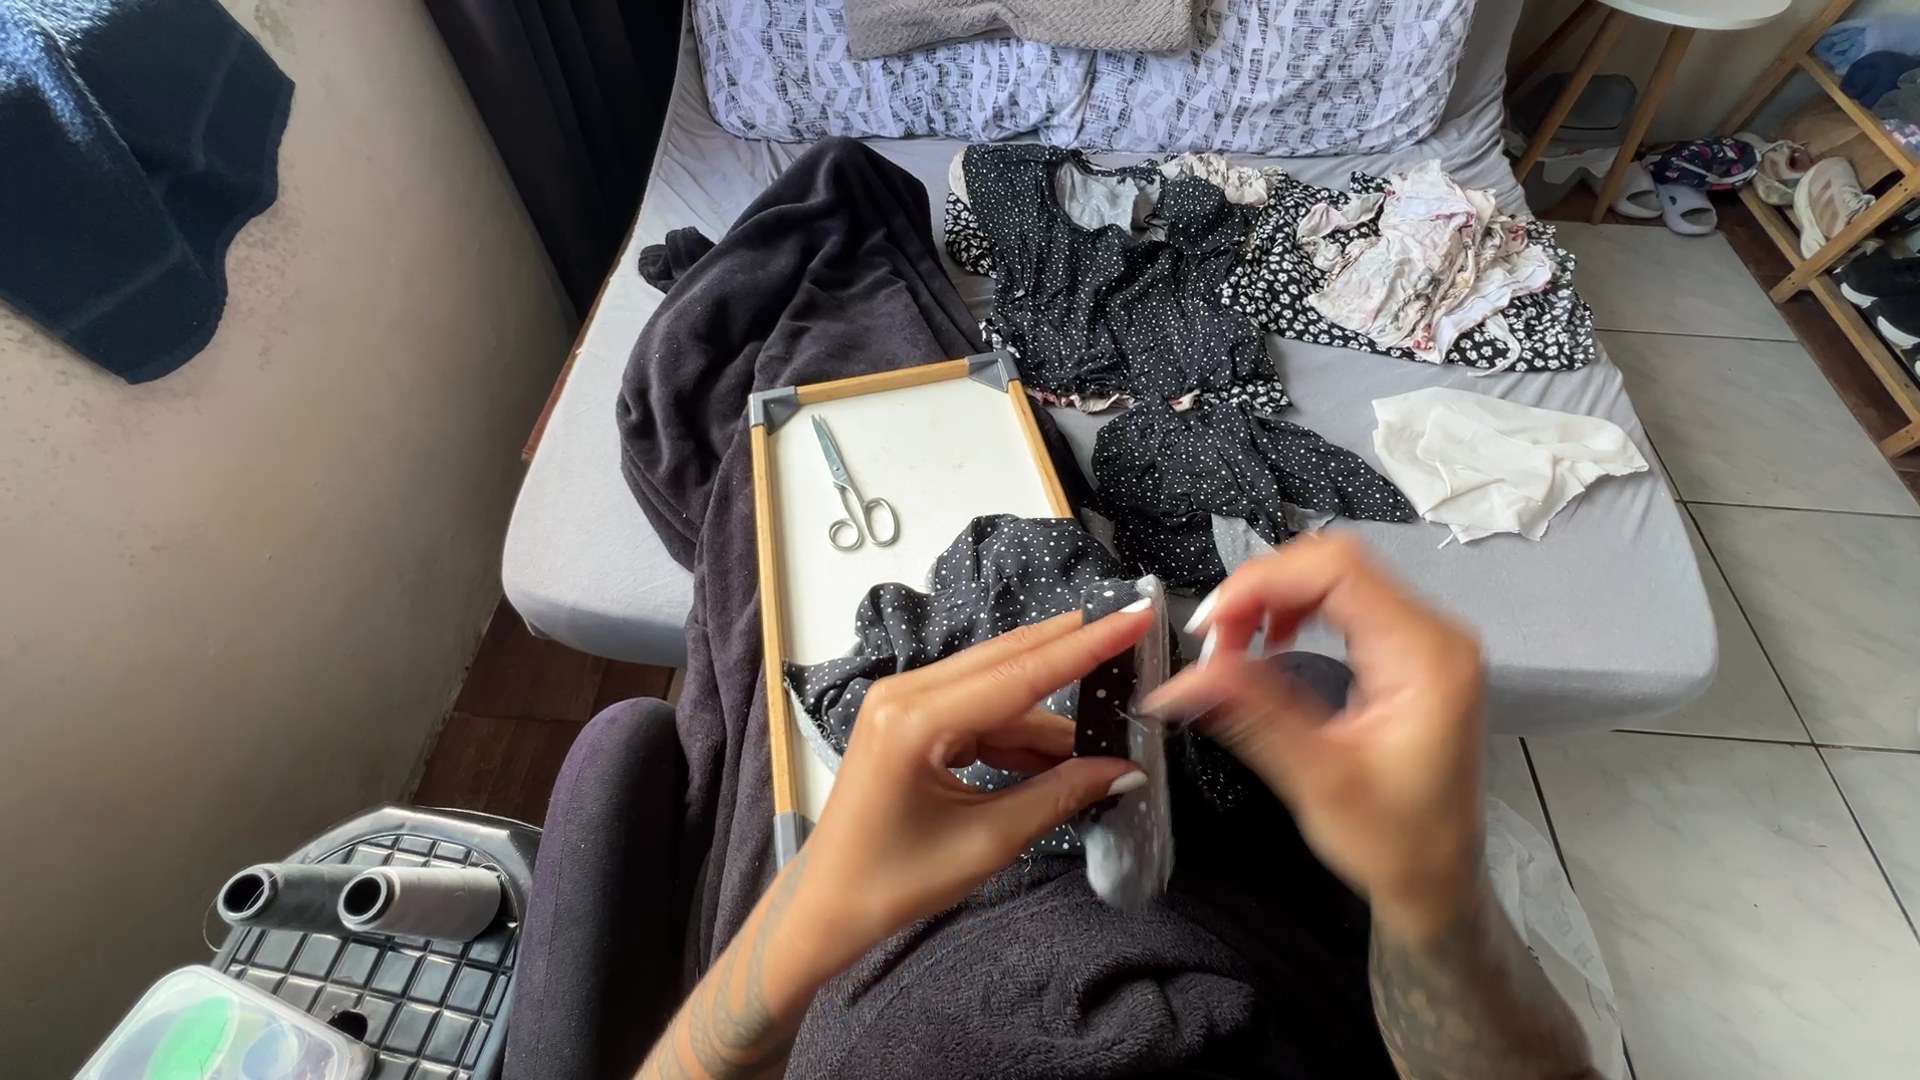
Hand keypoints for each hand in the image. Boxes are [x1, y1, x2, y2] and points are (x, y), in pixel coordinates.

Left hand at [786, 605, 1152, 982]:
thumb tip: (1124, 770)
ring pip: (998, 689)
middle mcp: (906, 691)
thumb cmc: (894, 883)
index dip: (1084, 645)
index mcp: (915, 719)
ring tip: (1105, 735)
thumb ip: (1058, 796)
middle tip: (1134, 634)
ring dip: (1048, 716)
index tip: (1134, 614)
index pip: (1019, 673)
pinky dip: (1018, 732)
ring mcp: (905, 699)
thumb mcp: (985, 843)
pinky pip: (980, 710)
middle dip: (1072, 651)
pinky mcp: (911, 715)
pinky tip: (1057, 756)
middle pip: (1008, 661)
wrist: (825, 904)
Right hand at [1145, 534, 1486, 943]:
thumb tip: (1180, 678)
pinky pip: (1337, 597)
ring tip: (1234, 645)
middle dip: (1258, 588)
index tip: (1209, 626)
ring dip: (1268, 597)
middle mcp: (1430, 632)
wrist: (1438, 881)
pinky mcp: (1400, 647)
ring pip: (1328, 572)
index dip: (1260, 582)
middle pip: (1331, 561)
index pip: (1336, 571)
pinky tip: (1269, 642)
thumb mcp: (1316, 779)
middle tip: (1215, 640)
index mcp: (1425, 657)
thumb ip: (1250, 715)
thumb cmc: (1394, 843)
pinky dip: (1287, 608)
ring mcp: (1418, 636)